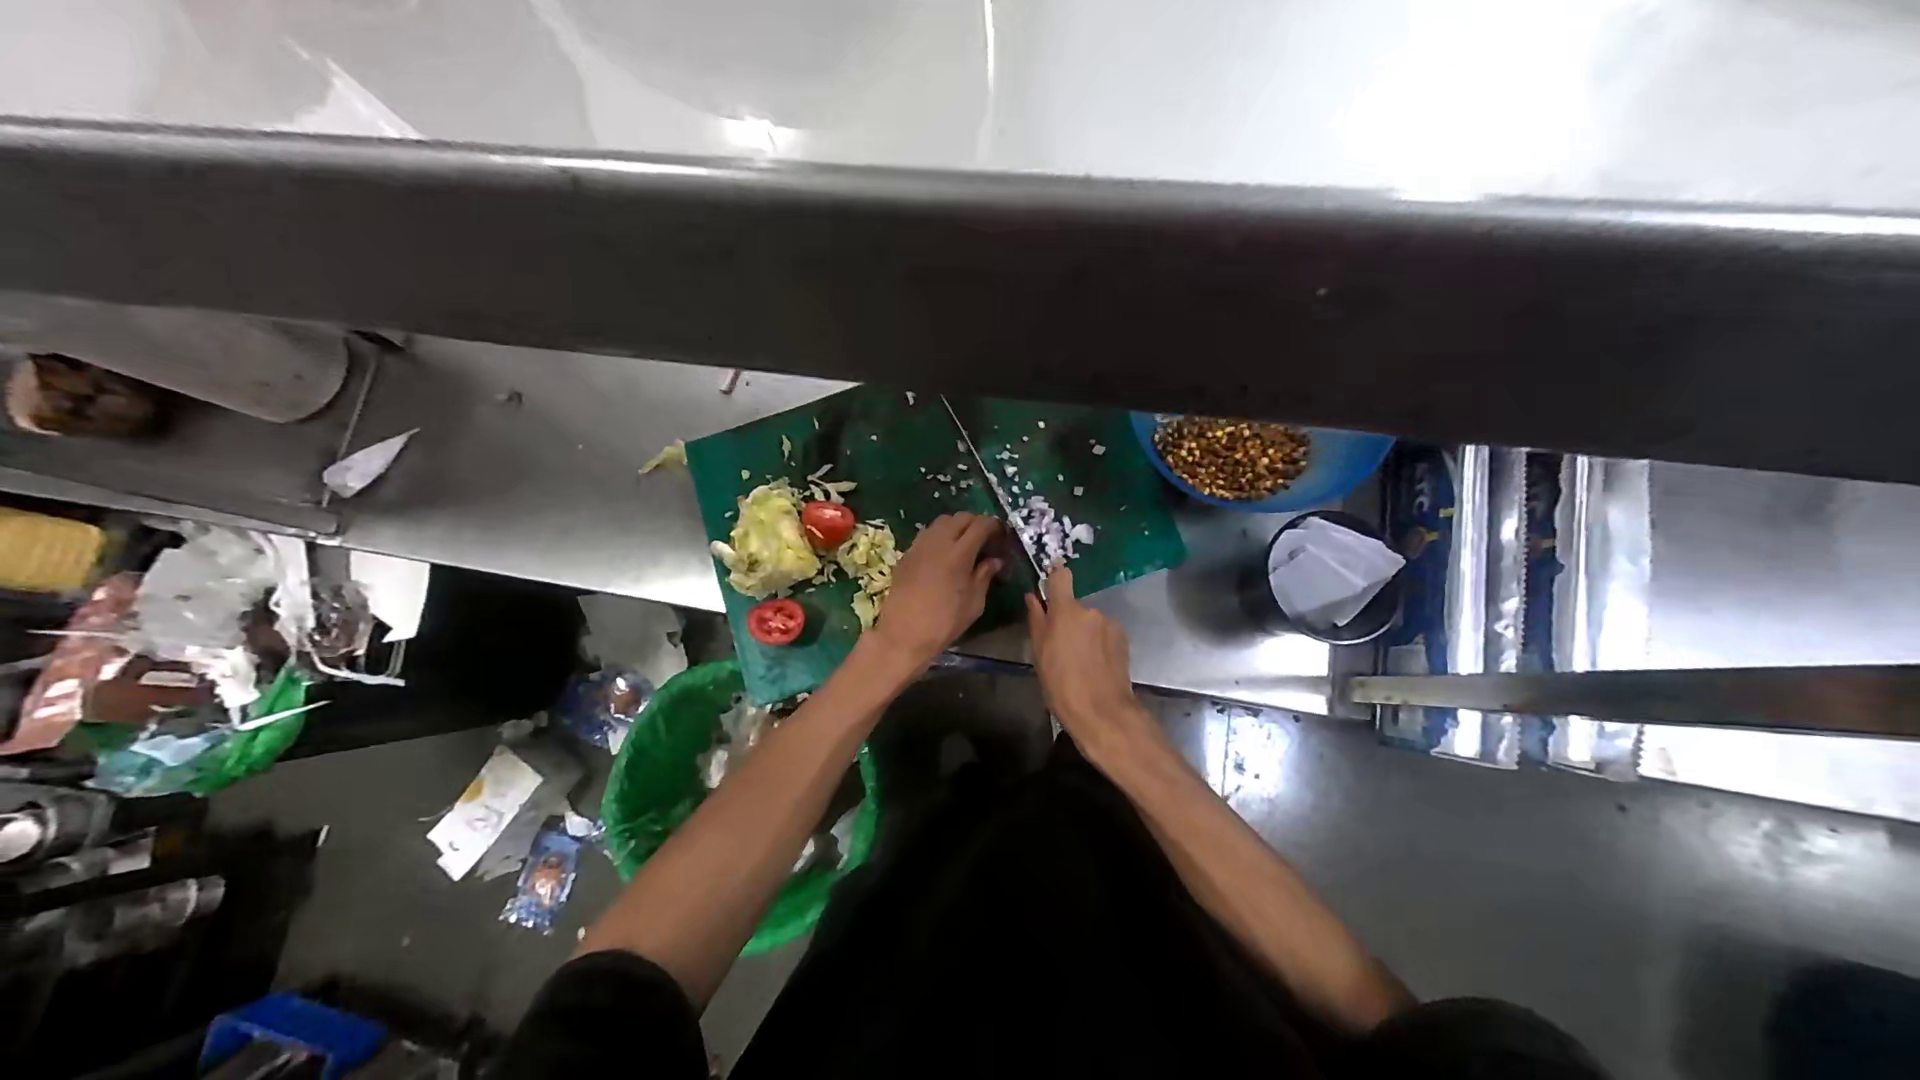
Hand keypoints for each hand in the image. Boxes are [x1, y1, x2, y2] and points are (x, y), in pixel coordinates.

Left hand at [868, 513, 1002, 668]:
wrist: (904, 634)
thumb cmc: (944, 622)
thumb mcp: (974, 603)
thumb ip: (985, 576)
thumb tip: (995, 560)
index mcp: (959, 553)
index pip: (981, 524)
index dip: (994, 526)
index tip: (1001, 538)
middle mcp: (938, 542)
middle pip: (960, 518)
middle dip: (976, 524)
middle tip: (984, 541)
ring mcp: (919, 546)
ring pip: (941, 522)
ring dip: (956, 527)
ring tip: (964, 546)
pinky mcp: (906, 554)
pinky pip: (927, 534)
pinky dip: (940, 536)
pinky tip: (943, 555)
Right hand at [1025, 566, 1163, 762]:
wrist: (1101, 711)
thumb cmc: (1061, 683)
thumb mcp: (1039, 653)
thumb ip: (1037, 620)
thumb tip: (1033, 597)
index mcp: (1066, 610)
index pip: (1061, 576)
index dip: (1054, 576)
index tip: (1049, 584)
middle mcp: (1091, 610)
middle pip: (1075, 606)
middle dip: (1068, 620)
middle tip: (1060, 647)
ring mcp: (1110, 624)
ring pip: (1090, 622)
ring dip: (1084, 633)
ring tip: (1079, 661)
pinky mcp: (1123, 639)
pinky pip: (1104, 633)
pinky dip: (1099, 643)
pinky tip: (1095, 665)